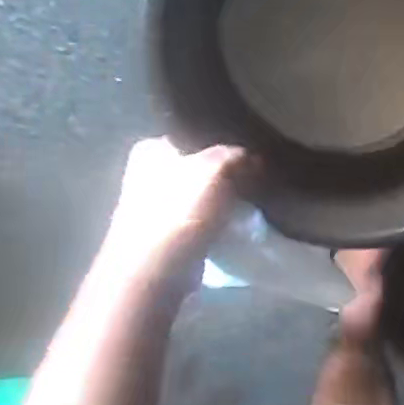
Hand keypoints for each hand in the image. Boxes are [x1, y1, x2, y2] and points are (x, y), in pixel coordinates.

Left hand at [103, 138, 246, 273]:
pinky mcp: (165, 233)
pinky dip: (218, 223)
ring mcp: (153, 205)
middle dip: (227, 176)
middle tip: (257, 183)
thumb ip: (237, 156)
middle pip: (200, 168)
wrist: (157, 266)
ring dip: (224, 201)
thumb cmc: (181, 211)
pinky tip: (236, 228)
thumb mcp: (217, 169)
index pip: (196, 138)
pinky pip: (201, 220)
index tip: (254, 159)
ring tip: (252, 206)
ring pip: (202, 195)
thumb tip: (254, 159)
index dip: (227, 147)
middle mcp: (146, 173)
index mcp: (151, 148)